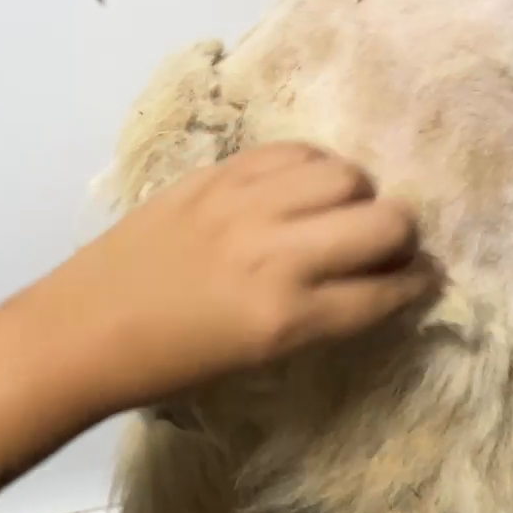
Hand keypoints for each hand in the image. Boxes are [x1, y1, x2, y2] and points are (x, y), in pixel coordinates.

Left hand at [13, 143, 433, 413]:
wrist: (87, 325)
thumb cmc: (171, 361)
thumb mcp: (258, 355)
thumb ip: (321, 312)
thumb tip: (372, 278)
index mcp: (287, 317)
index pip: (386, 291)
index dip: (418, 285)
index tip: (425, 277)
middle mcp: (277, 253)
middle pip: (384, 222)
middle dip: (404, 235)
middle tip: (389, 243)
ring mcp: (245, 204)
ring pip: (344, 173)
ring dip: (359, 193)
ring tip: (342, 208)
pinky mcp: (217, 174)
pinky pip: (291, 151)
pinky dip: (312, 166)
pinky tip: (303, 184)